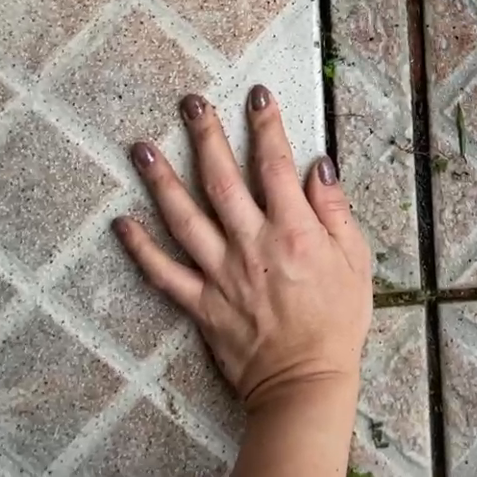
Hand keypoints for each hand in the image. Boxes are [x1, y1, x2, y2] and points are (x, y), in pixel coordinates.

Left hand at [114, 86, 372, 410]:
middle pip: (222, 180)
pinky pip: (163, 274)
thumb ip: (334, 208)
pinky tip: (121, 223)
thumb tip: (318, 165)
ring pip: (185, 219)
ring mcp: (221, 273)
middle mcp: (252, 244)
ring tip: (141, 148)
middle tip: (190, 103)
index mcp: (293, 230)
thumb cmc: (337, 319)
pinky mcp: (201, 304)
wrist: (306, 381)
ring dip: (162, 181)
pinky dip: (140, 248)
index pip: (274, 164)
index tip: (257, 95)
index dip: (266, 125)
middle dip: (205, 136)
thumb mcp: (355, 258)